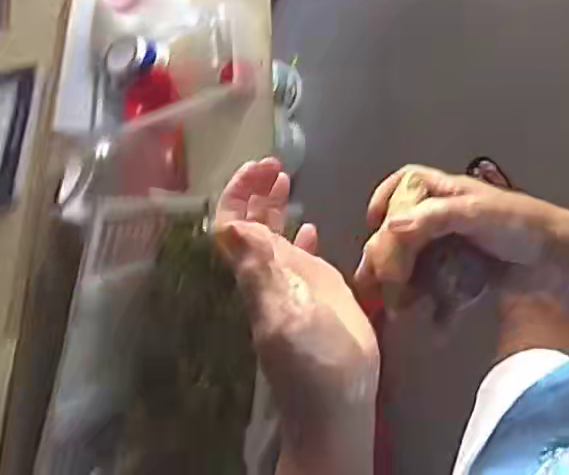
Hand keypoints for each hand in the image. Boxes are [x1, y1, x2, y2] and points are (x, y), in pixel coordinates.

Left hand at [214, 158, 376, 471]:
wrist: (337, 407)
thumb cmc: (314, 362)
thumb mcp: (286, 314)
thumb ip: (261, 272)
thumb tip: (230, 226)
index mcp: (257, 275)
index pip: (232, 227)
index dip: (238, 194)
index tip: (260, 166)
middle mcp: (269, 274)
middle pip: (249, 225)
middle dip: (254, 190)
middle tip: (276, 162)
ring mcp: (293, 283)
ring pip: (273, 235)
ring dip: (274, 204)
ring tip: (286, 175)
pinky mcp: (318, 293)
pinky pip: (301, 254)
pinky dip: (300, 231)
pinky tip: (310, 222)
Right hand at [354, 164, 568, 297]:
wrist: (557, 258)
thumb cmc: (519, 223)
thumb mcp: (477, 212)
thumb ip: (434, 217)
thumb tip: (391, 226)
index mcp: (448, 192)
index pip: (407, 183)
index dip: (387, 197)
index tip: (374, 224)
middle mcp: (447, 215)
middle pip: (403, 232)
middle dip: (391, 260)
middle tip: (386, 288)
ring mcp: (456, 246)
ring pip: (418, 266)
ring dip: (410, 290)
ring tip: (409, 311)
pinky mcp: (467, 274)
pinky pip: (440, 289)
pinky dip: (436, 307)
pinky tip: (440, 324)